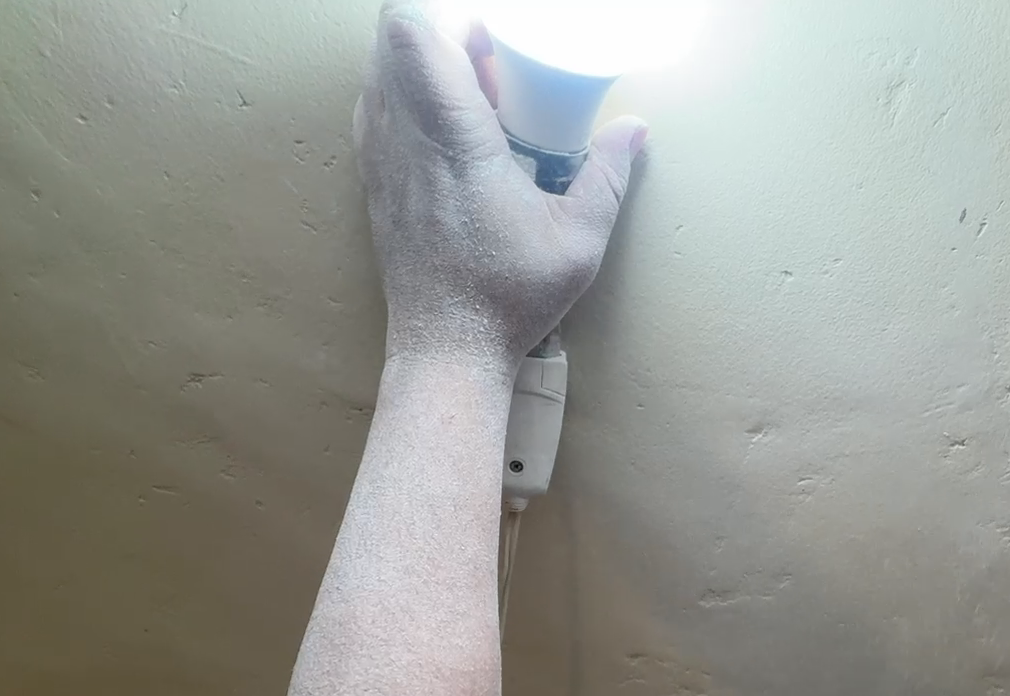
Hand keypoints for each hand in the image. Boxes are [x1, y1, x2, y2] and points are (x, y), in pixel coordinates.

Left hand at [356, 0, 646, 367]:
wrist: (447, 348)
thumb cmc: (509, 297)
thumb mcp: (578, 243)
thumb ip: (608, 178)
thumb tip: (636, 128)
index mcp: (452, 137)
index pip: (414, 27)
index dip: (451, 17)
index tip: (495, 45)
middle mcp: (403, 136)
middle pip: (394, 39)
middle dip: (446, 41)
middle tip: (495, 79)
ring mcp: (380, 160)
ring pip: (382, 73)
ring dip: (428, 74)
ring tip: (477, 115)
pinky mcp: (374, 184)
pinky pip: (376, 112)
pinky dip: (410, 107)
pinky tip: (452, 147)